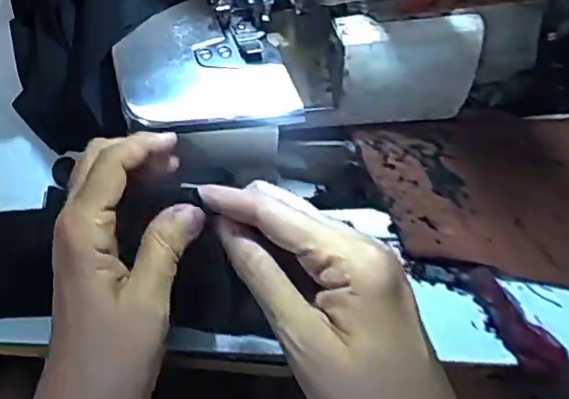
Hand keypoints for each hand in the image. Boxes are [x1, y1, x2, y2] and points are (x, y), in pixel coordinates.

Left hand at [37, 133, 205, 398]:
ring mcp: (70, 233)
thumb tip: (191, 206)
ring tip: (168, 166)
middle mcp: (69, 220)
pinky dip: (122, 186)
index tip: (175, 140)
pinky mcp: (78, 248)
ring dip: (127, 164)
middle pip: (94, 161)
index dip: (140, 146)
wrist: (79, 397)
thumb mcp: (148, 302)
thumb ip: (166, 246)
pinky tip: (150, 193)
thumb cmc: (113, 354)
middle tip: (173, 152)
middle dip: (132, 148)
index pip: (108, 165)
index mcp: (82, 226)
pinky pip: (97, 200)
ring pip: (94, 178)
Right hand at [200, 181, 453, 398]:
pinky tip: (257, 239)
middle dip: (247, 203)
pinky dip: (281, 236)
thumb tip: (223, 225)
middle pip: (291, 206)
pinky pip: (315, 239)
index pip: (279, 212)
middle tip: (205, 206)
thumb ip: (261, 275)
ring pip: (301, 217)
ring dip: (262, 217)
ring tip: (223, 219)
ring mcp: (370, 256)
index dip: (235, 199)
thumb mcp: (303, 340)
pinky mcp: (368, 272)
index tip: (198, 189)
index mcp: (355, 256)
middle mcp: (365, 242)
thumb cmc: (361, 395)